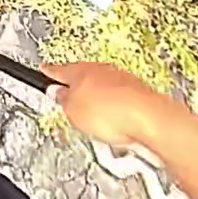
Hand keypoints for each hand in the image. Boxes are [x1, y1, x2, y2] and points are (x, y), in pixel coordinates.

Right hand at [43, 62, 175, 147]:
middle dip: (77, 90)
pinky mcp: (141, 97)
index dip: (50, 72)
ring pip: (104, 91)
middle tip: (70, 102)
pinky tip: (118, 129)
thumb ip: (63, 101)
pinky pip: (122, 104)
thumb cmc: (113, 112)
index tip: (44, 69)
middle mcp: (103, 71)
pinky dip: (117, 115)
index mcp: (82, 71)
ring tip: (98, 127)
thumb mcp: (73, 112)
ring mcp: (124, 82)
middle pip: (84, 78)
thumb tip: (57, 94)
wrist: (153, 120)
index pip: (61, 70)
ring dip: (99, 105)